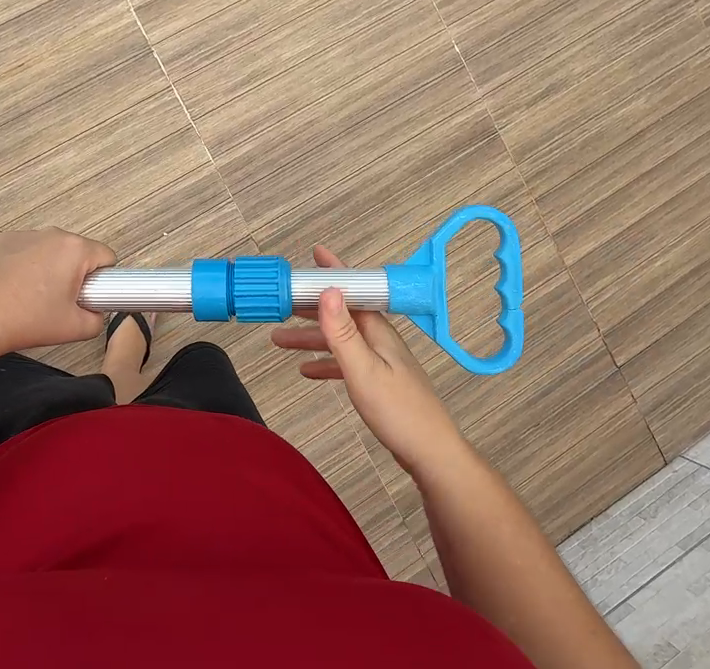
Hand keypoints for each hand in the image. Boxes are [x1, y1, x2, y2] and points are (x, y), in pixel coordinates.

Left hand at [0, 228, 114, 356]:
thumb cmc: (20, 319)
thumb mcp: (75, 329)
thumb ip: (98, 319)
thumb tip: (96, 312)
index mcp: (74, 249)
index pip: (107, 257)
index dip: (102, 281)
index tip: (87, 298)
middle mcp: (50, 234)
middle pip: (77, 253)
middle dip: (73, 276)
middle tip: (58, 304)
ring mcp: (24, 235)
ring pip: (50, 253)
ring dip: (48, 271)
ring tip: (31, 300)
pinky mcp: (1, 241)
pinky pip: (25, 252)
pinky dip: (24, 268)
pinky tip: (12, 292)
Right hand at [272, 246, 468, 476]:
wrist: (430, 454)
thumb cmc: (399, 412)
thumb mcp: (363, 370)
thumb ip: (343, 333)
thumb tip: (329, 291)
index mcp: (378, 332)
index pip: (353, 292)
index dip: (334, 272)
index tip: (315, 255)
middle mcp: (380, 341)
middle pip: (342, 315)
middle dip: (311, 307)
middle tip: (282, 301)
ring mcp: (381, 362)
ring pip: (340, 340)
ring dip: (312, 337)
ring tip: (279, 339)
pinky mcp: (379, 383)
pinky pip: (346, 363)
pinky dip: (325, 362)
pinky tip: (307, 371)